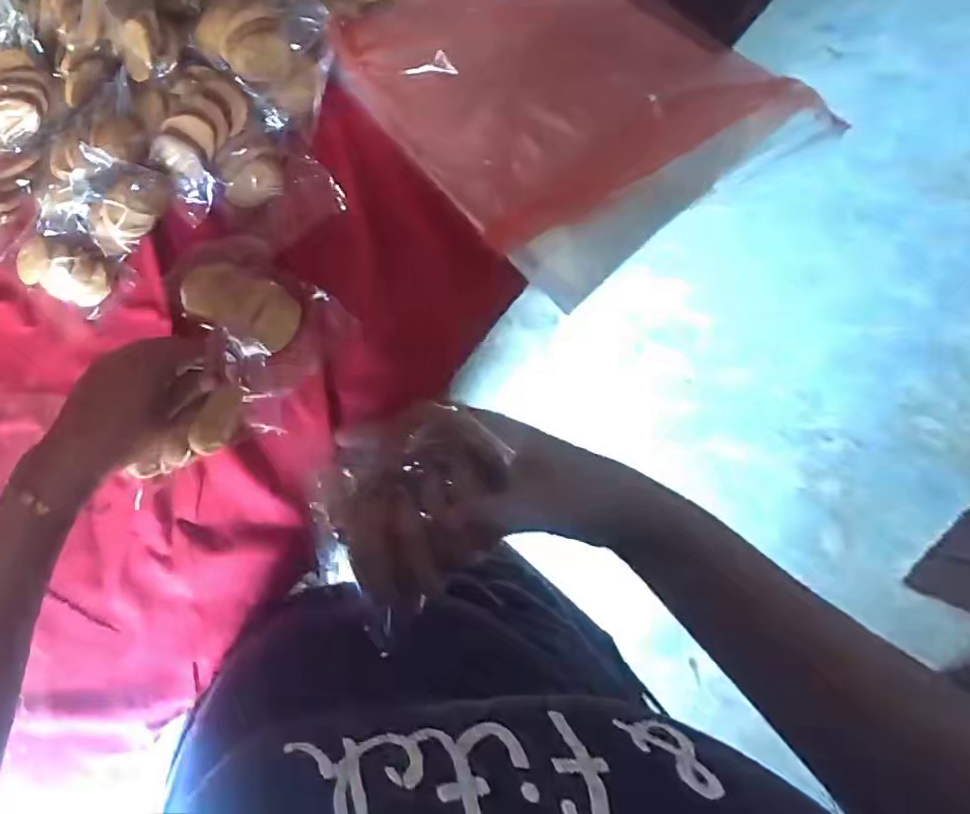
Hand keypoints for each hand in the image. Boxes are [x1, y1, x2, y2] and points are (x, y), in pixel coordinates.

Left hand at [21, 337, 203, 504]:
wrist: (75, 453)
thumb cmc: (129, 440)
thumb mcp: (172, 425)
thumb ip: (197, 401)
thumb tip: (215, 385)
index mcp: (155, 356)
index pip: (192, 346)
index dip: (211, 358)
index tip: (222, 374)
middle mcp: (133, 348)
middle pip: (169, 347)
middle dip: (187, 361)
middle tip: (202, 382)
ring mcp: (112, 357)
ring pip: (148, 354)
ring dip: (165, 366)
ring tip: (175, 390)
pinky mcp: (97, 370)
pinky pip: (129, 362)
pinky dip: (143, 372)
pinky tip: (145, 394)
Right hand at [333, 404, 683, 611]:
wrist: (627, 511)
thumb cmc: (581, 492)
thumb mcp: (534, 504)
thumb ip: (486, 514)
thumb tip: (438, 528)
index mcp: (478, 426)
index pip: (416, 421)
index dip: (376, 433)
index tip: (342, 446)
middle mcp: (471, 439)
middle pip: (414, 453)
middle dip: (388, 478)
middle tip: (357, 500)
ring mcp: (479, 465)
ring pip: (430, 479)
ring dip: (415, 507)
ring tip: (397, 532)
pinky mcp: (487, 490)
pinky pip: (449, 500)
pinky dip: (439, 520)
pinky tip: (440, 548)